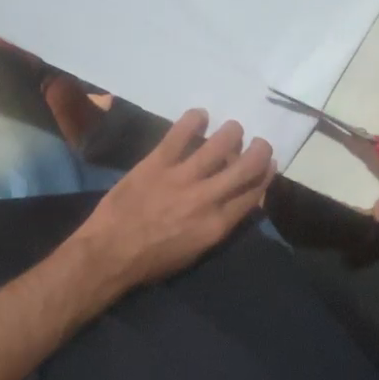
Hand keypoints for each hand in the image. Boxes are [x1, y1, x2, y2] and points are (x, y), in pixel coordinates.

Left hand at [68, 110, 275, 291]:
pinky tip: (199, 117)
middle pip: (247, 166)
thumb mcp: (193, 253)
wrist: (110, 254)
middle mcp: (207, 198)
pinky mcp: (156, 163)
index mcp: (217, 225)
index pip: (253, 193)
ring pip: (220, 143)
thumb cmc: (150, 262)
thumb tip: (229, 206)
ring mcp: (182, 177)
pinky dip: (194, 120)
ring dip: (232, 132)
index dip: (265, 175)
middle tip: (258, 144)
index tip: (268, 165)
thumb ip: (215, 227)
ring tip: (231, 130)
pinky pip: (180, 133)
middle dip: (259, 151)